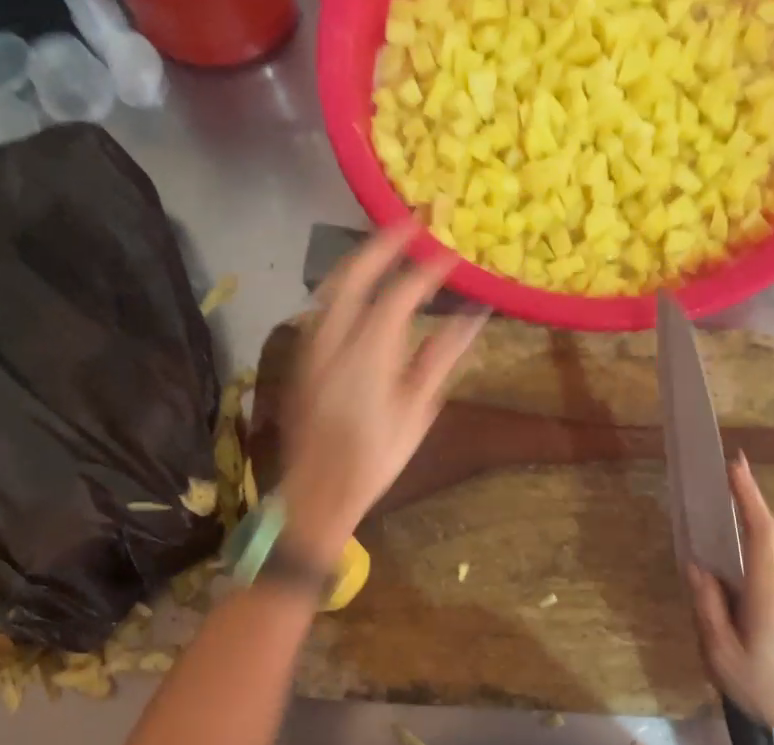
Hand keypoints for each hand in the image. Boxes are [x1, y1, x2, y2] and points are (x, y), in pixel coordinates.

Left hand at [282, 220, 486, 562]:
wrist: (316, 493)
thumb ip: (440, 358)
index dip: (427, 269)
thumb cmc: (374, 460)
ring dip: (359, 261)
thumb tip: (472, 317)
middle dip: (383, 242)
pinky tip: (359, 291)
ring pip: (332, 286)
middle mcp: (334, 338)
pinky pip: (322, 307)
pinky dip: (343, 288)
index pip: (400, 293)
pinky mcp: (300, 357)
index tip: (450, 255)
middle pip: (355, 273)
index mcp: (369, 353)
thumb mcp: (417, 412)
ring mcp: (311, 345)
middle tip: (411, 222)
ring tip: (386, 248)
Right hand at [685, 457, 773, 744]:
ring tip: (729, 655)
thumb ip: (708, 606)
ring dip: (734, 609)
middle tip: (712, 632)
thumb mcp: (721, 653)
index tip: (736, 465)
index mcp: (767, 589)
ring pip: (753, 588)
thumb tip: (697, 568)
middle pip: (745, 567)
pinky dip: (747, 614)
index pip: (760, 530)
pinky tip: (746, 654)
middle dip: (722, 586)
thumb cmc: (767, 688)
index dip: (748, 495)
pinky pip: (764, 600)